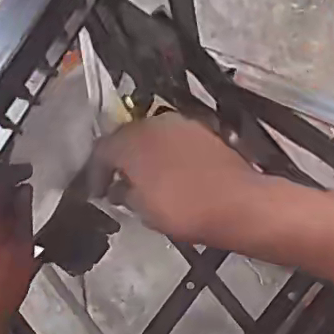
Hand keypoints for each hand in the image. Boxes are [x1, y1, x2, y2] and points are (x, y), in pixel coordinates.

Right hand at [91, 112, 267, 245]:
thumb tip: (119, 189)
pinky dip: (167, 155)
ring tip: (145, 181)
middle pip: (126, 137)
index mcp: (131, 141)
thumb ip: (124, 194)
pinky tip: (171, 176)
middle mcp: (154, 123)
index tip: (97, 192)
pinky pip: (175, 140)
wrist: (237, 204)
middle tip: (117, 184)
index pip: (101, 151)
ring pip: (152, 136)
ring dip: (144, 156)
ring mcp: (182, 124)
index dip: (95, 173)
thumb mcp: (143, 210)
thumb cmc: (185, 209)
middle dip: (120, 160)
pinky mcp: (205, 131)